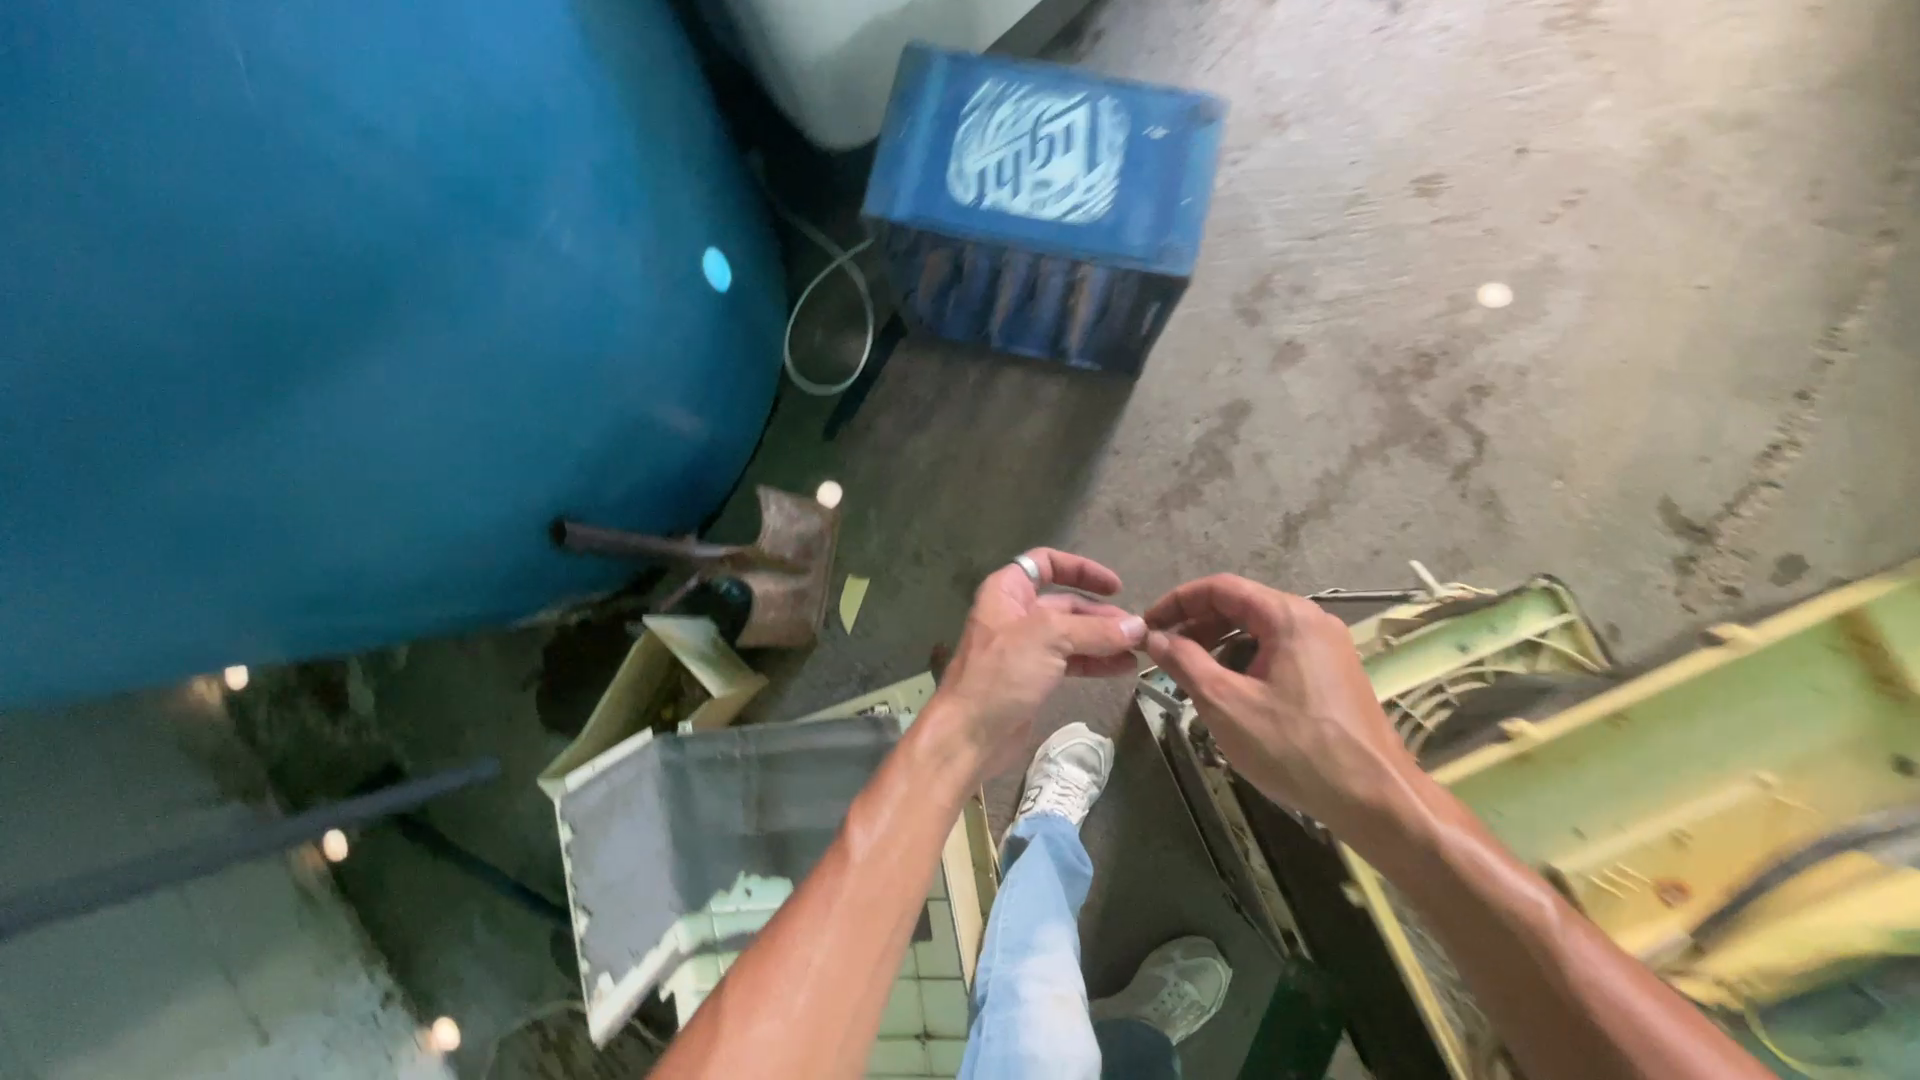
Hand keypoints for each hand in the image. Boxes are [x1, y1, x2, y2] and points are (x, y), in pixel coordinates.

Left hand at [932, 549, 1146, 783]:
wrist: (969, 733)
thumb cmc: (1001, 674)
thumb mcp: (1048, 638)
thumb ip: (1094, 630)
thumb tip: (1137, 627)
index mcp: (1007, 591)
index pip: (1046, 563)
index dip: (1081, 569)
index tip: (1114, 587)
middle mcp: (1016, 614)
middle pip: (1066, 602)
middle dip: (1101, 614)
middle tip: (1137, 630)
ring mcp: (1025, 647)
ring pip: (1071, 634)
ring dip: (1104, 639)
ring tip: (1138, 650)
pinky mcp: (1033, 677)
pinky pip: (1070, 660)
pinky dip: (1095, 661)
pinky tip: (1122, 667)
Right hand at [1142, 575, 1421, 844]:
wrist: (1373, 797)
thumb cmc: (1294, 747)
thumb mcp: (1225, 703)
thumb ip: (1184, 662)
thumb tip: (1156, 638)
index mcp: (1288, 616)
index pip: (1220, 588)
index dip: (1177, 602)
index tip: (1148, 626)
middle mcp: (1312, 621)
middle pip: (1241, 605)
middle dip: (1196, 624)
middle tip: (1163, 652)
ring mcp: (1327, 647)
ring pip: (1260, 631)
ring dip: (1219, 644)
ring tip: (1190, 674)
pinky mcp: (1333, 674)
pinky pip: (1279, 651)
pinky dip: (1245, 660)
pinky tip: (1230, 690)